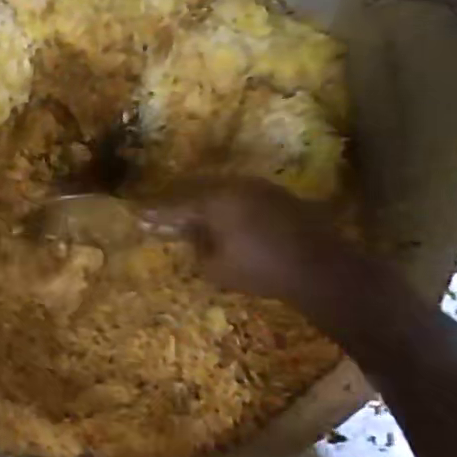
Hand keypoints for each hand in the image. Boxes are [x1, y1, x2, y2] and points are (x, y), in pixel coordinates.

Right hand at [143, 178, 365, 303]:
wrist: (318, 267)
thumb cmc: (259, 270)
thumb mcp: (215, 266)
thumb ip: (198, 246)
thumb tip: (193, 234)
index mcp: (214, 201)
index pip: (176, 206)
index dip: (156, 214)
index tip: (138, 217)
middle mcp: (235, 186)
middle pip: (198, 190)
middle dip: (179, 202)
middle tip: (162, 212)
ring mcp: (261, 188)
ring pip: (222, 190)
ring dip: (205, 201)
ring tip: (192, 214)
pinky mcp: (279, 196)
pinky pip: (242, 195)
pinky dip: (228, 205)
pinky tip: (225, 217)